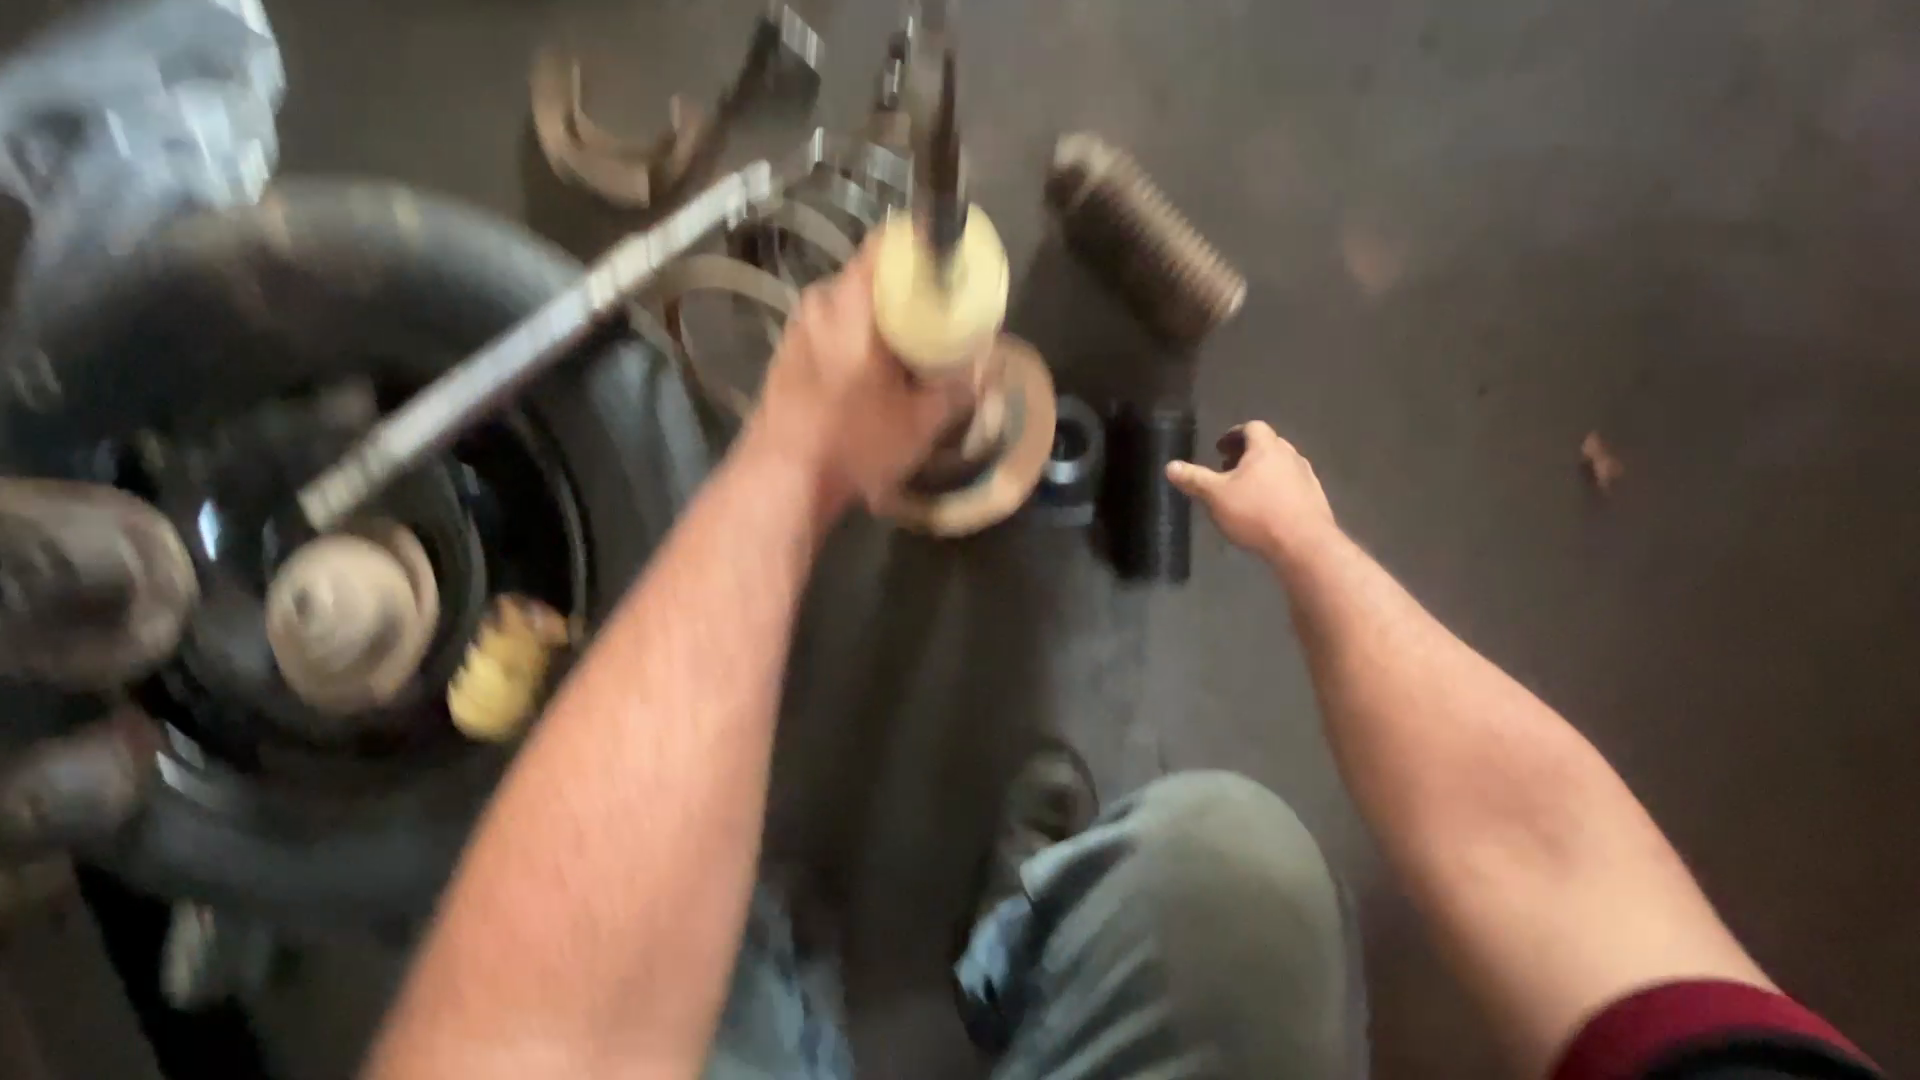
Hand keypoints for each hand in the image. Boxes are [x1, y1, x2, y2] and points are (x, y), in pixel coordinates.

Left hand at [749, 240, 969, 513]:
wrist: (780, 483)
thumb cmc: (854, 441)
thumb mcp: (921, 422)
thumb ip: (958, 388)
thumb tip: (986, 368)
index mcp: (851, 301)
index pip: (888, 244)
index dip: (923, 249)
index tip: (948, 270)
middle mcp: (818, 303)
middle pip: (871, 281)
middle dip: (906, 297)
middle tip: (938, 324)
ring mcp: (796, 331)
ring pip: (848, 311)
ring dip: (878, 327)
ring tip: (908, 357)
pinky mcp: (784, 359)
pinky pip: (830, 335)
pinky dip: (854, 346)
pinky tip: (871, 382)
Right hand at [1167, 421, 1339, 567]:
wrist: (1304, 544)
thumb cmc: (1256, 513)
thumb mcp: (1215, 496)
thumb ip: (1194, 479)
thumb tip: (1170, 466)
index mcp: (1266, 448)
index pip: (1252, 427)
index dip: (1234, 434)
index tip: (1220, 448)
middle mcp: (1290, 456)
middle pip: (1268, 445)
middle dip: (1247, 454)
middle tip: (1228, 469)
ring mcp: (1307, 477)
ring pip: (1281, 465)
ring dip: (1263, 472)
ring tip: (1246, 491)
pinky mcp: (1315, 498)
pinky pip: (1292, 485)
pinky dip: (1277, 489)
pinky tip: (1267, 509)